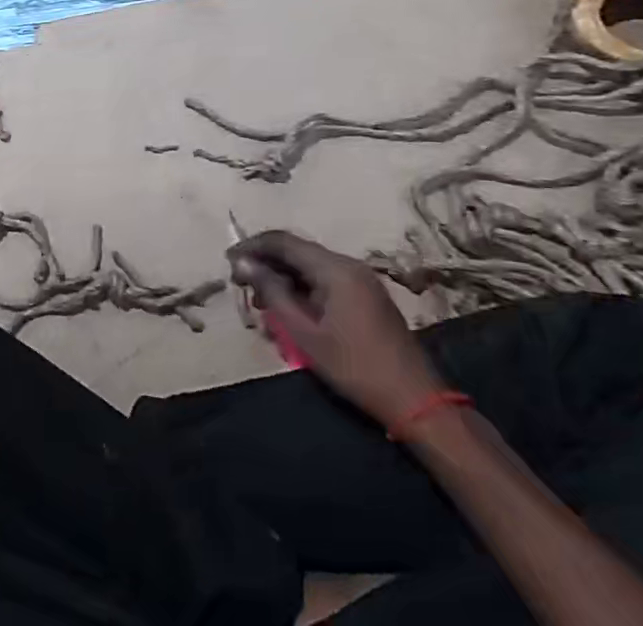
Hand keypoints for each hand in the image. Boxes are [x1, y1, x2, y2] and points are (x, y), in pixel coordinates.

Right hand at [229, 230, 444, 424]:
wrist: (414, 399)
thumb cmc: (353, 366)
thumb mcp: (303, 333)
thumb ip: (272, 293)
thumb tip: (244, 264)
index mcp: (335, 269)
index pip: (284, 242)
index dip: (252, 247)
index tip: (228, 261)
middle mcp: (349, 266)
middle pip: (297, 252)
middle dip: (266, 265)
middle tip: (241, 285)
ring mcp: (360, 280)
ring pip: (309, 268)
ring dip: (282, 280)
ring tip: (261, 305)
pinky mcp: (365, 296)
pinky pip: (324, 282)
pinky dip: (301, 290)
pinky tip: (287, 312)